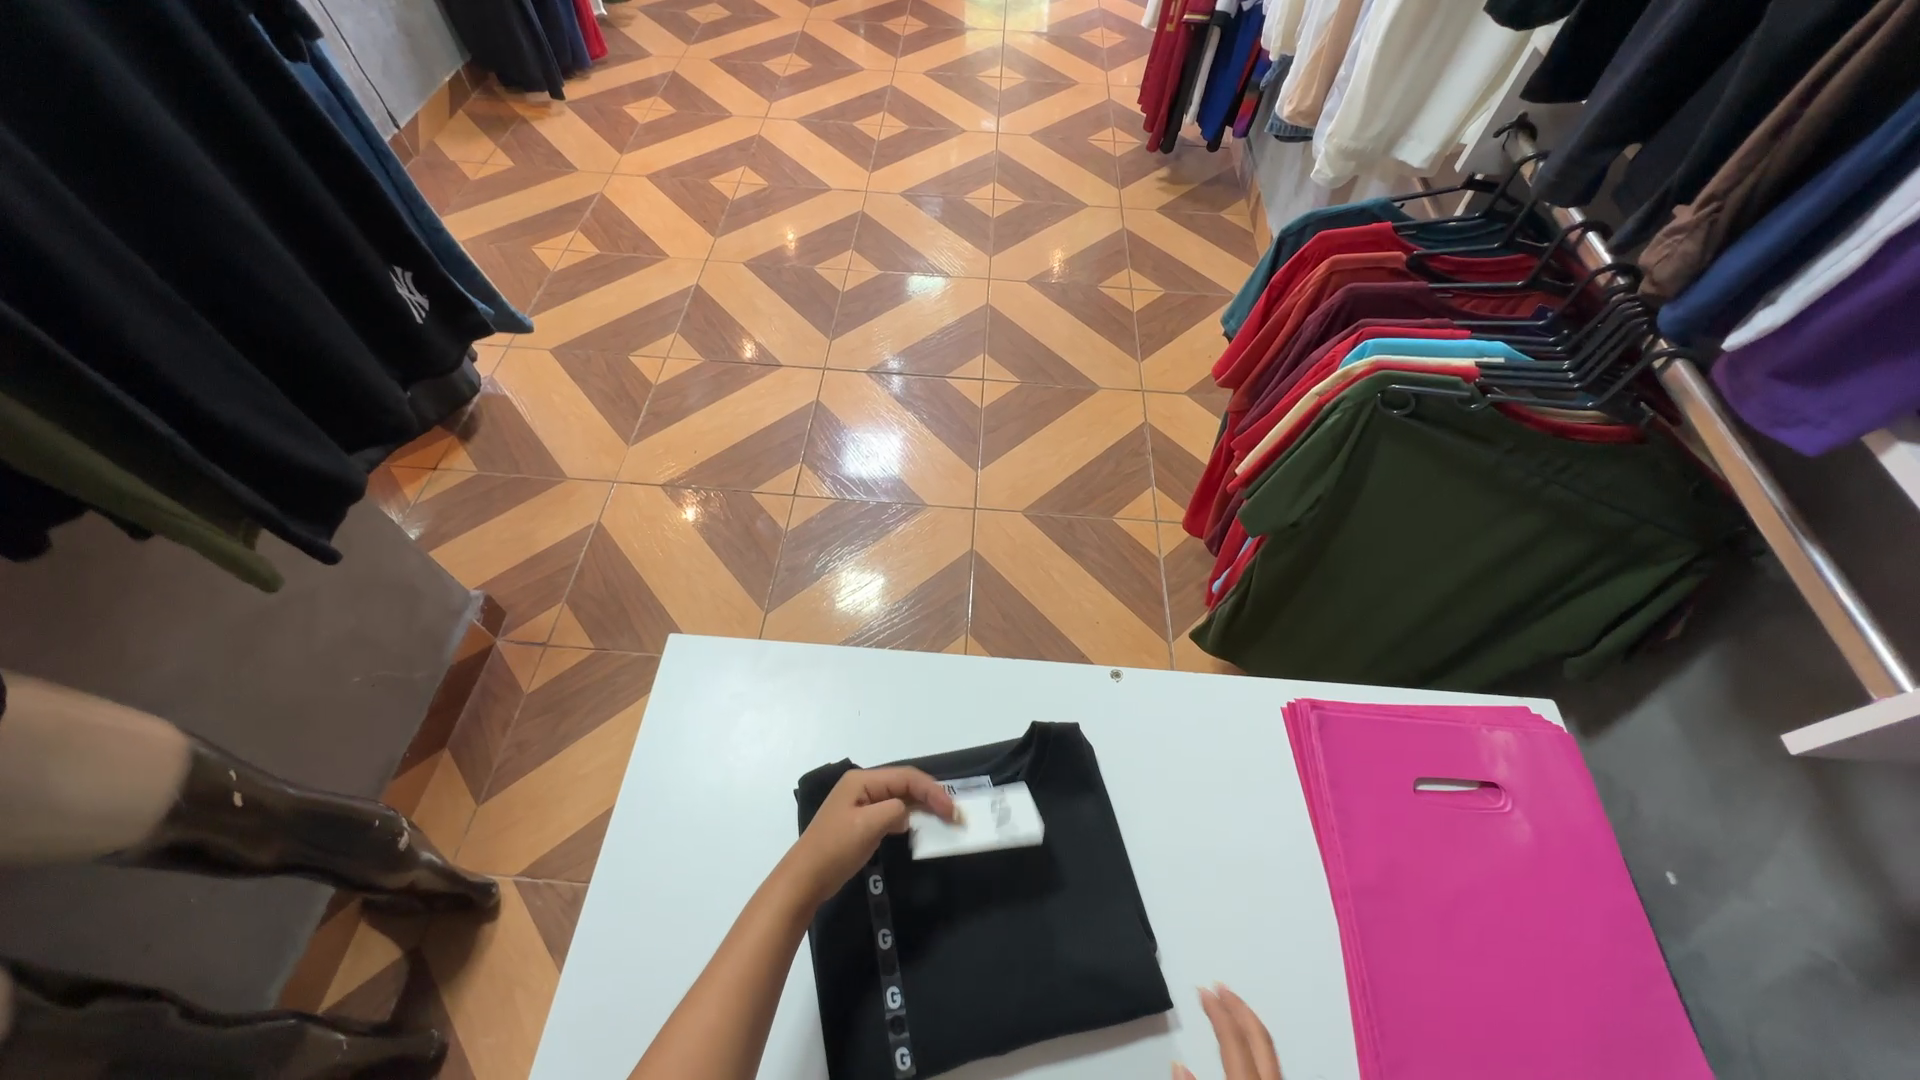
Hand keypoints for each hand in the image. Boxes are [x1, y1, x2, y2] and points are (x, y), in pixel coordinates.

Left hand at [778, 767, 956, 907]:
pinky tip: (919, 828)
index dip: (932, 791)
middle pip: (904, 784)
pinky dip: (909, 818)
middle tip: (954, 815)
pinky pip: (892, 813)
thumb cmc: (834, 849)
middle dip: (931, 796)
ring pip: (900, 799)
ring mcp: (862, 804)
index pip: (906, 777)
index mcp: (862, 781)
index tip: (952, 810)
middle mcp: (863, 787)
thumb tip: (907, 813)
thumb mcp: (867, 826)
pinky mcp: (863, 822)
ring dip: (922, 807)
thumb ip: (894, 811)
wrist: (805, 878)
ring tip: (944, 819)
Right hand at [1174, 985, 1281, 1079]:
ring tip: (1232, 1004)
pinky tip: (1246, 1040)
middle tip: (1219, 985)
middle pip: (1258, 1035)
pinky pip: (1271, 1058)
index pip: (1234, 1039)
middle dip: (1237, 1006)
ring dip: (1248, 1020)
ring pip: (1268, 1045)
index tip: (1203, 990)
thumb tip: (1178, 1067)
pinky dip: (1257, 1041)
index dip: (1217, 1010)